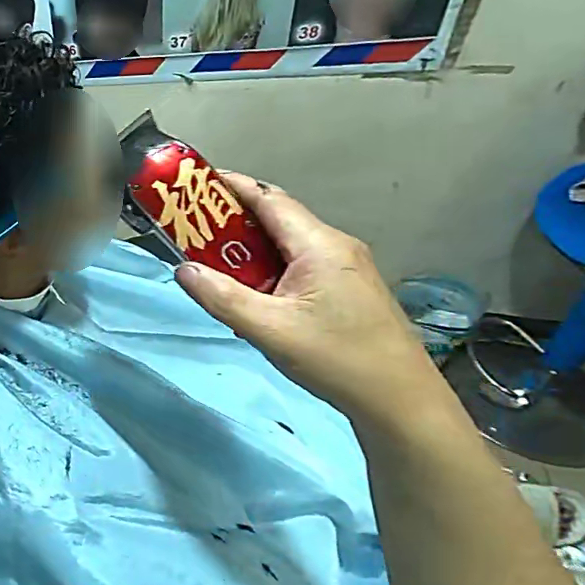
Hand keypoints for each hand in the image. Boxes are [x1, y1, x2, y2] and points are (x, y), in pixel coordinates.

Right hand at [175, 174, 437, 432]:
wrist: (402, 401)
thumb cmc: (336, 359)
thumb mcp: (269, 330)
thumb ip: (222, 298)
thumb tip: (183, 269)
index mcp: (319, 245)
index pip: (268, 198)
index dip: (231, 186)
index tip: (195, 184)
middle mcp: (336, 245)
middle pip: (279, 218)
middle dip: (236, 220)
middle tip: (196, 229)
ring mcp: (349, 266)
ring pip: (291, 243)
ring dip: (254, 248)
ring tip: (219, 262)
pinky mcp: (352, 287)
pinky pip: (304, 263)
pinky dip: (274, 267)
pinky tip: (259, 293)